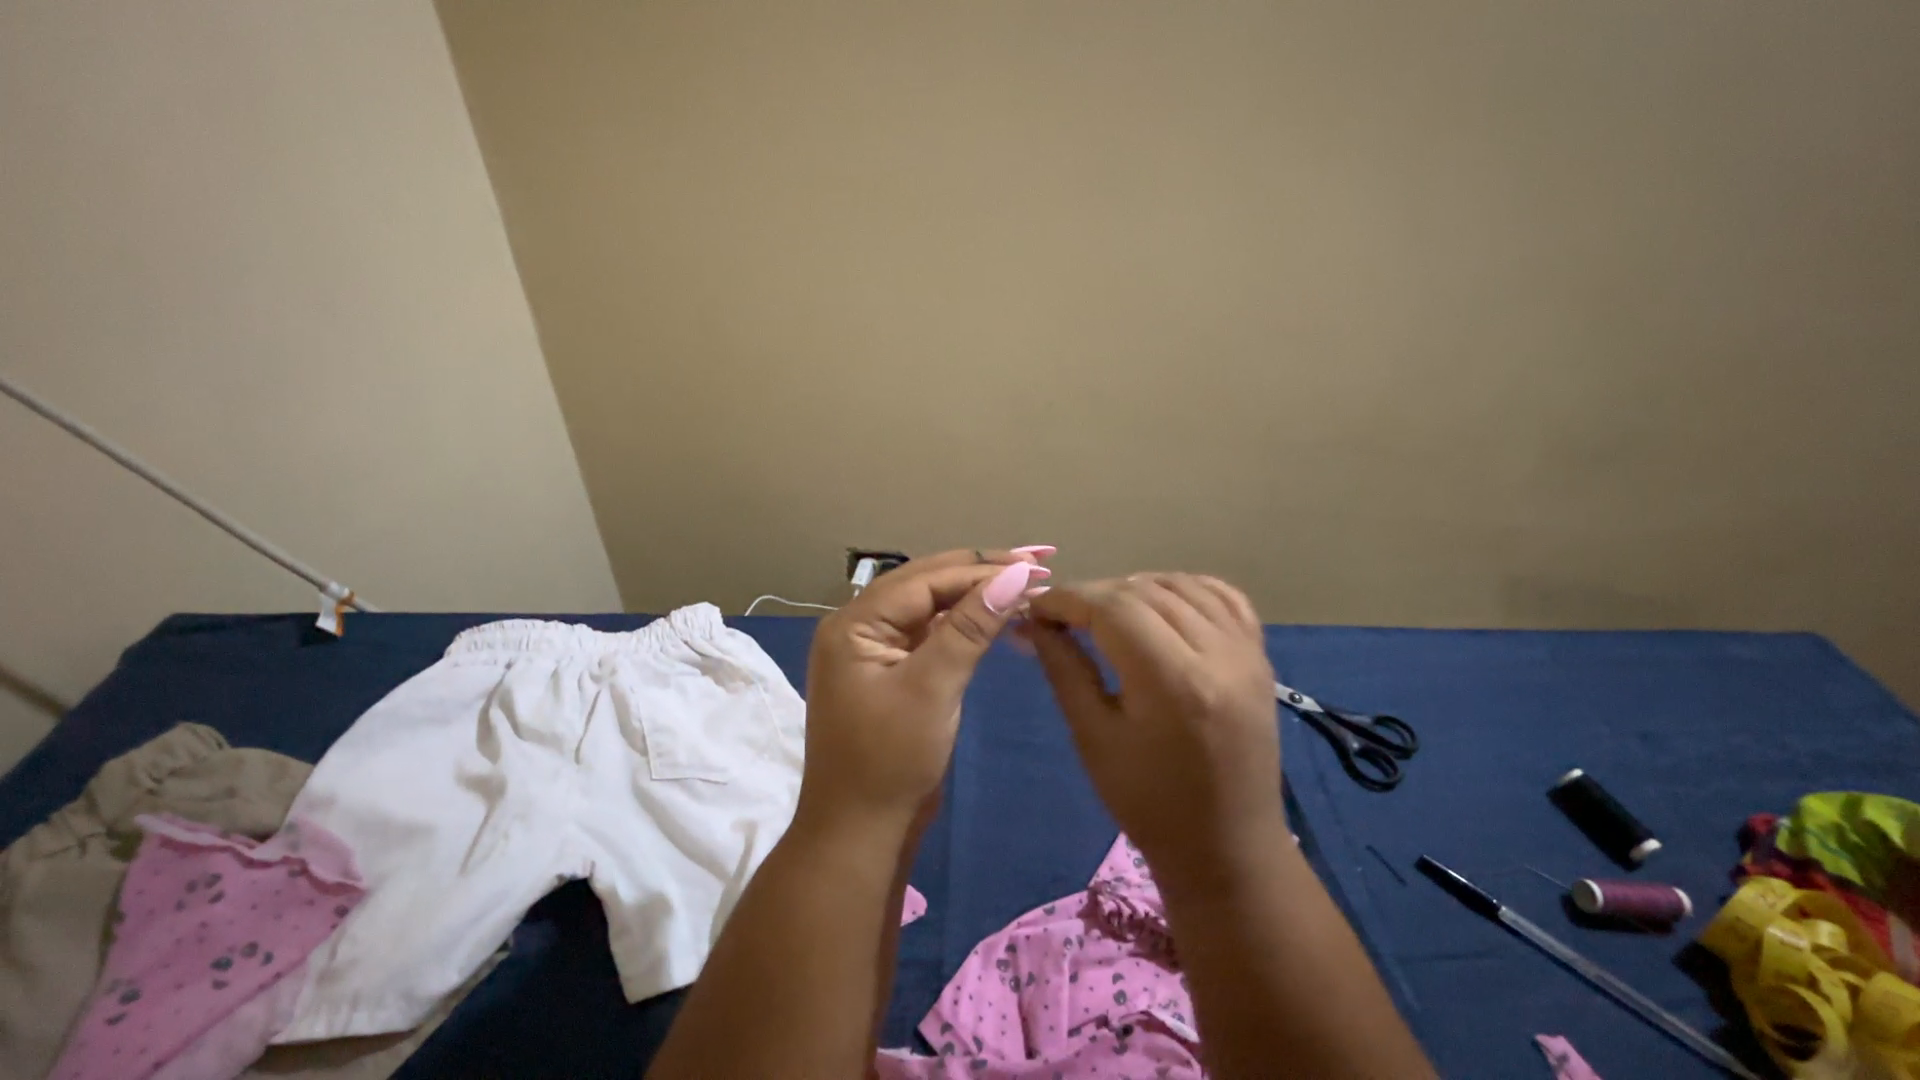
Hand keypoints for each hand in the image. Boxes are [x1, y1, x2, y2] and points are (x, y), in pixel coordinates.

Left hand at [796, 547, 1053, 838]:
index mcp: (854, 624)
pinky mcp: (892, 675)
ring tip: (1026, 581)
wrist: (860, 832)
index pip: (924, 580)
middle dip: (981, 572)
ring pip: (931, 609)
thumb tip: (1014, 575)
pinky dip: (965, 624)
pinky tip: (996, 614)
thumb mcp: (932, 688)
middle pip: (926, 585)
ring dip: (976, 595)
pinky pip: (931, 635)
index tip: (1035, 565)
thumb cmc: (890, 760)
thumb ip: (970, 628)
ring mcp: (875, 652)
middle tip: (1040, 562)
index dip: (981, 569)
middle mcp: (859, 628)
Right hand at [1022, 574, 1284, 892]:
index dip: (1068, 598)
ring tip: (1104, 613)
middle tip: (1061, 616)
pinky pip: (1224, 598)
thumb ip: (1065, 669)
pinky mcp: (1260, 658)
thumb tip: (1033, 622)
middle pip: (1145, 591)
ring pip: (1183, 586)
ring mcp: (1246, 652)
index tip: (1035, 607)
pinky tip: (1160, 602)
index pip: (1113, 608)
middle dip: (1095, 595)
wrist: (1226, 846)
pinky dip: (1186, 589)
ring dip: (1136, 588)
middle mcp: (1217, 654)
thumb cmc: (1148, 803)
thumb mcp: (1093, 738)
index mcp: (1173, 682)